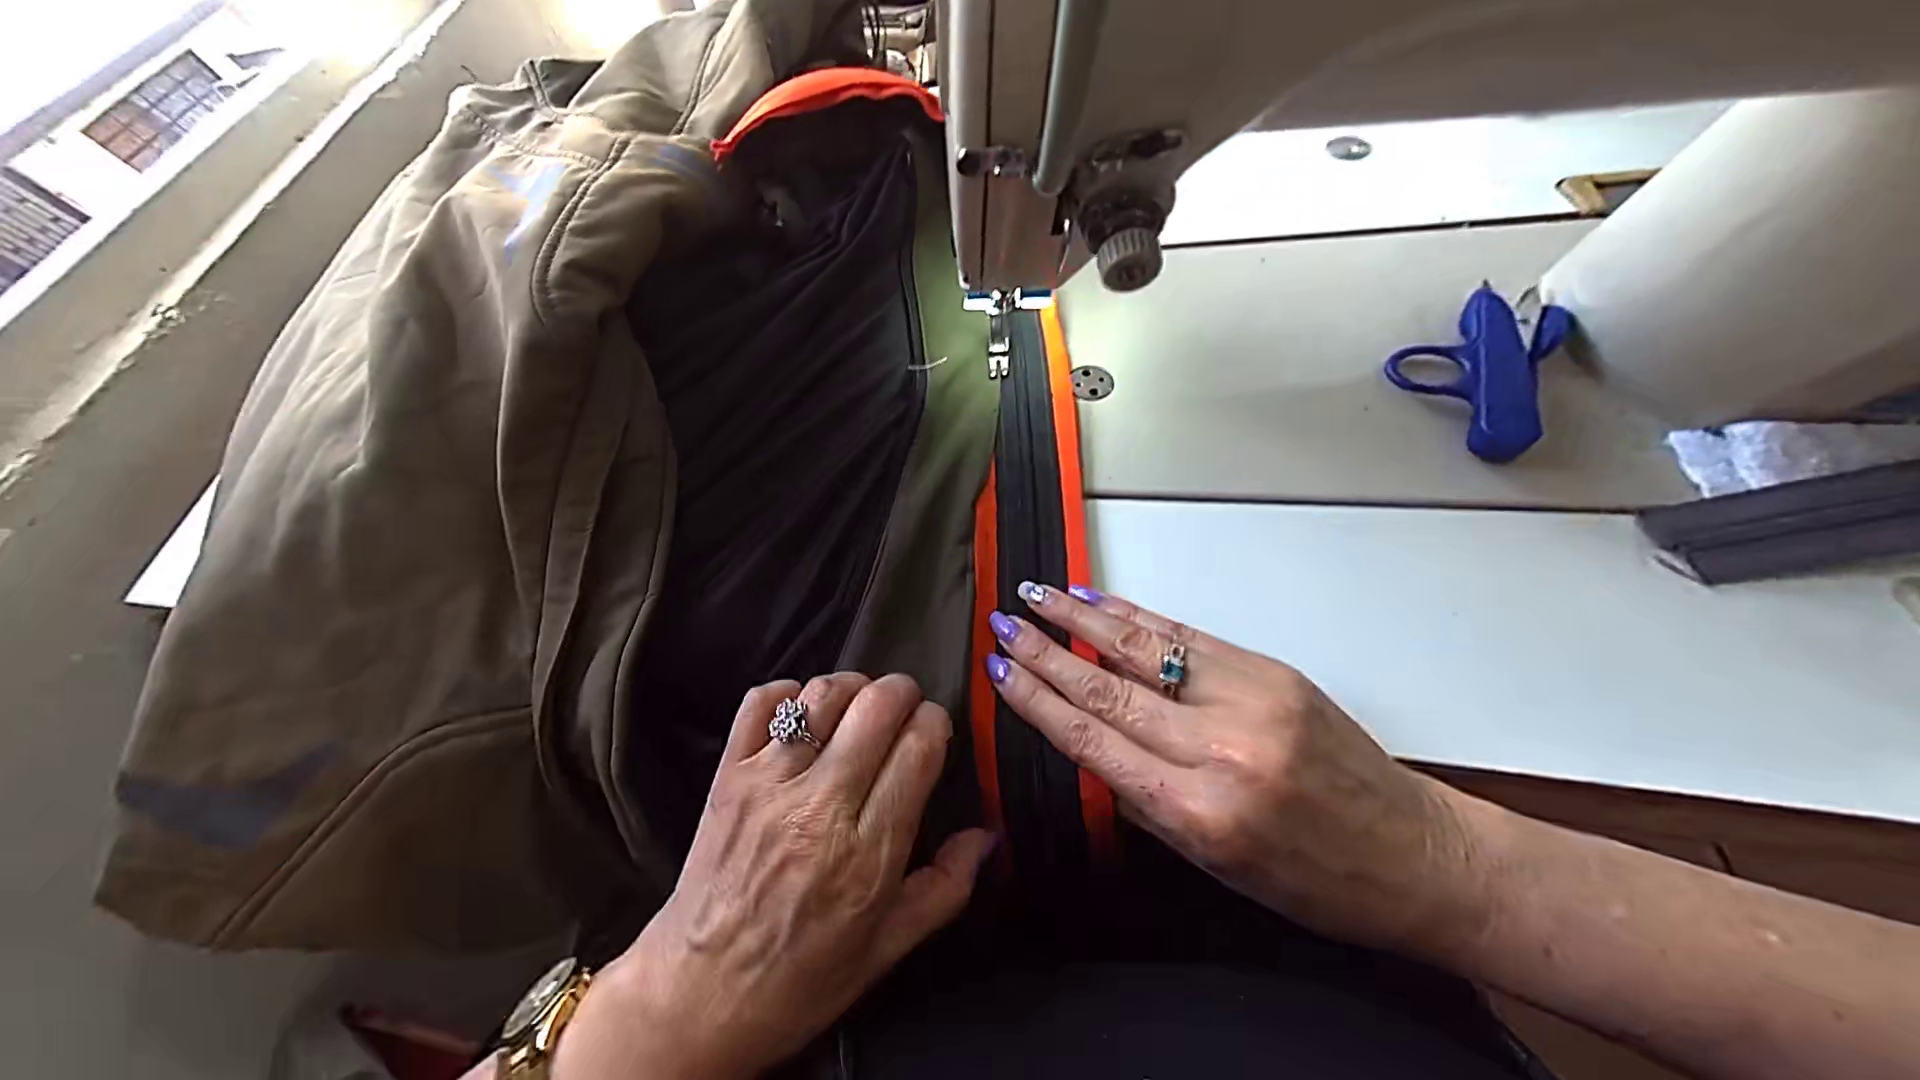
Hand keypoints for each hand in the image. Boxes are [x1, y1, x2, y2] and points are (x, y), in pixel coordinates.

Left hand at [557, 674, 994, 1079]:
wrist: (696, 997)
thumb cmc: (802, 978)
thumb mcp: (889, 948)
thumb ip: (947, 886)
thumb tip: (988, 833)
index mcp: (868, 852)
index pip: (919, 747)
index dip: (936, 721)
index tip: (935, 730)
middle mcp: (820, 807)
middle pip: (877, 706)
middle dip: (904, 692)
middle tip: (906, 707)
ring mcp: (768, 784)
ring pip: (822, 694)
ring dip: (853, 686)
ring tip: (860, 704)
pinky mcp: (727, 774)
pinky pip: (760, 702)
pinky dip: (788, 692)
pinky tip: (804, 710)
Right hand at [984, 583, 1485, 956]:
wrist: (1411, 853)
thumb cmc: (1309, 878)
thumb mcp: (1212, 862)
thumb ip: (1143, 798)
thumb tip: (1090, 741)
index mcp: (1197, 811)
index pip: (1092, 740)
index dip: (1037, 700)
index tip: (999, 670)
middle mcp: (1218, 749)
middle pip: (1107, 688)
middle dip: (1045, 652)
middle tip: (1004, 623)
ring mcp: (1248, 700)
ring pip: (1143, 648)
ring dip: (1082, 618)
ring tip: (1038, 595)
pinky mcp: (1271, 671)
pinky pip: (1187, 637)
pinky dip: (1138, 615)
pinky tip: (1101, 600)